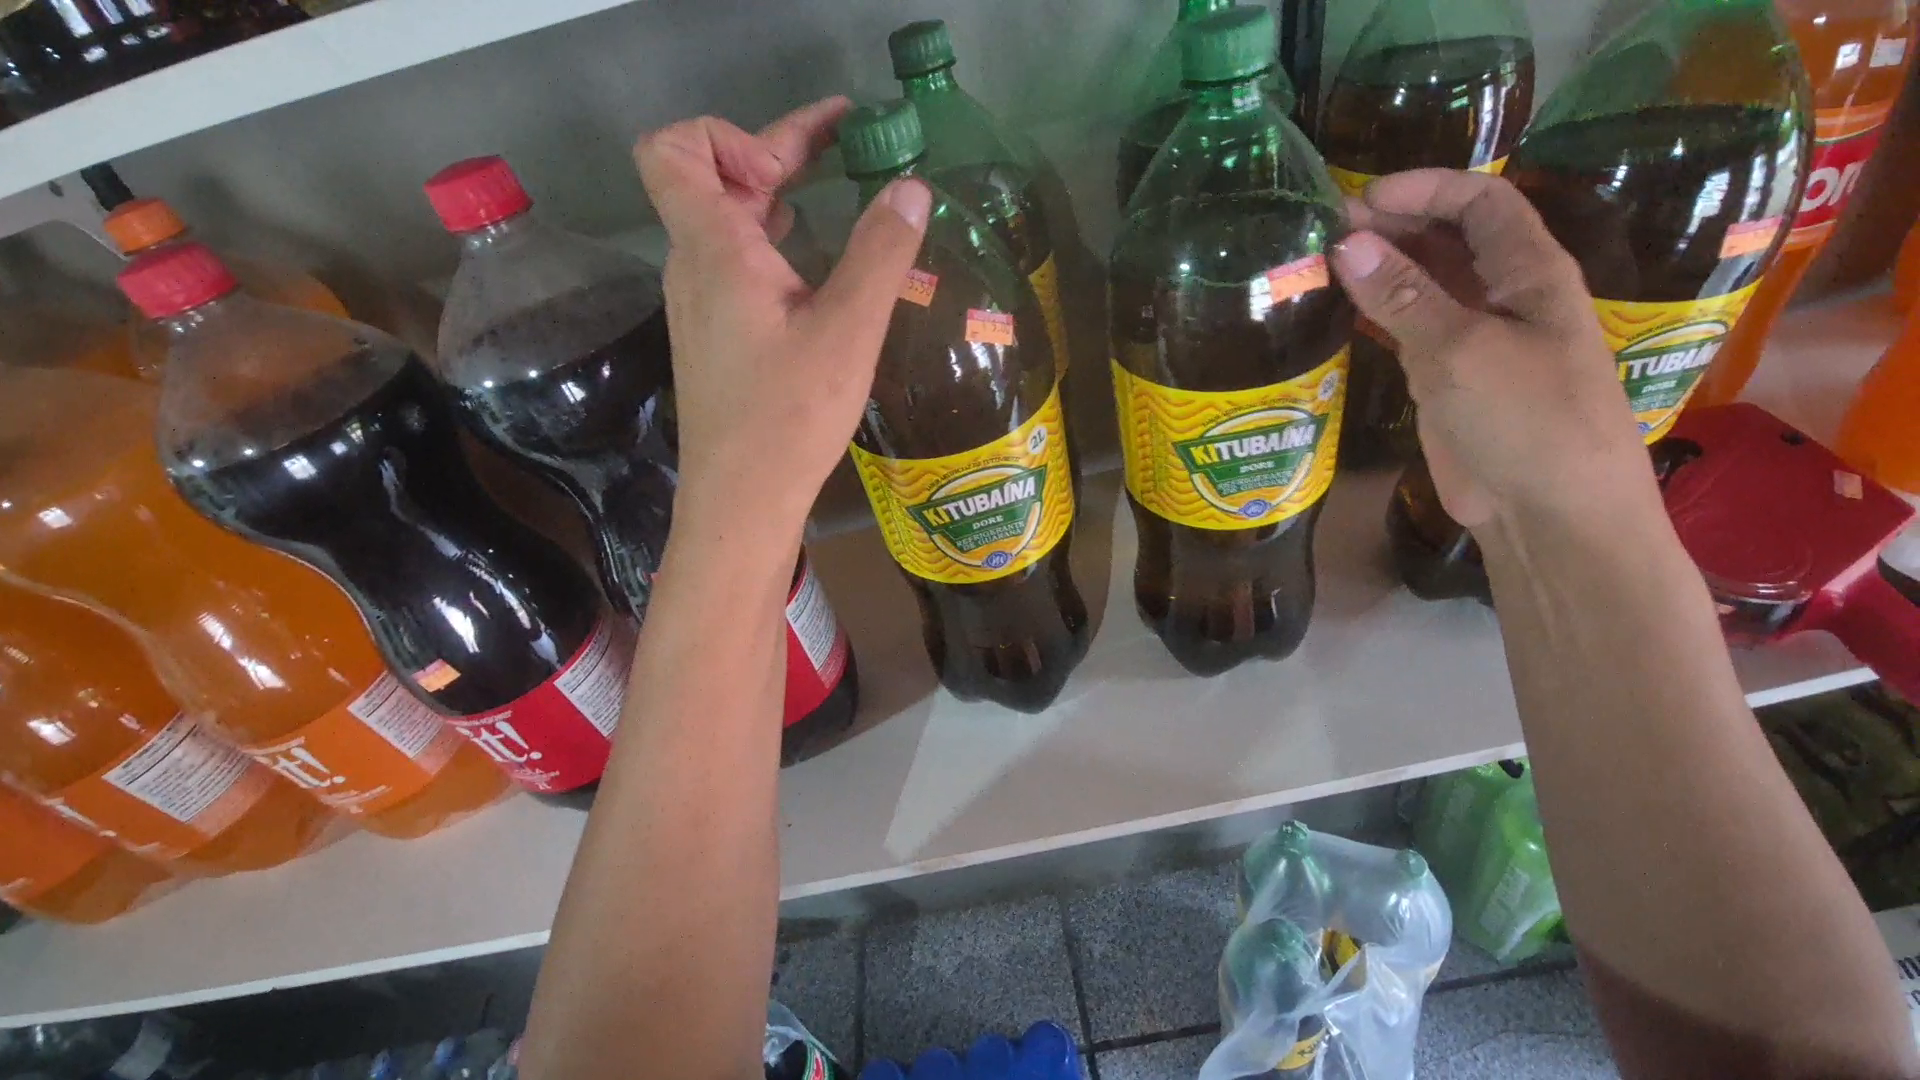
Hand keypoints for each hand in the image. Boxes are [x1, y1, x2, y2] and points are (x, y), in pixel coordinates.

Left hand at [634, 97, 931, 532]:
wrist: (741, 500)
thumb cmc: (789, 417)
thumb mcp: (848, 332)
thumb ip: (881, 254)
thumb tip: (911, 187)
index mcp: (715, 250)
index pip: (675, 149)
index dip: (729, 134)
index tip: (792, 166)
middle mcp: (694, 267)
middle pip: (712, 176)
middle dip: (777, 148)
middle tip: (849, 142)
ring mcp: (700, 303)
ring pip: (725, 222)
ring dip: (775, 195)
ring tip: (836, 188)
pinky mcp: (715, 335)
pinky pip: (735, 262)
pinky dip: (771, 240)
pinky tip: (813, 262)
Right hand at [1328, 169, 1652, 531]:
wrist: (1549, 511)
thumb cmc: (1527, 419)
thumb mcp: (1460, 349)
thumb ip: (1402, 295)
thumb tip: (1344, 241)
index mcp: (1530, 272)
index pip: (1480, 202)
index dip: (1425, 189)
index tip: (1362, 198)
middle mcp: (1502, 295)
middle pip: (1446, 239)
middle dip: (1392, 226)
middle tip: (1325, 232)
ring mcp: (1472, 339)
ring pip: (1421, 285)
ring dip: (1377, 270)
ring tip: (1320, 265)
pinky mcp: (1445, 379)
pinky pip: (1406, 330)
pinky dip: (1373, 315)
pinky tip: (1337, 311)